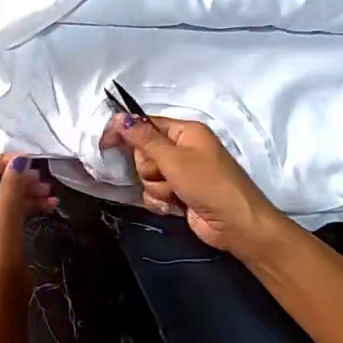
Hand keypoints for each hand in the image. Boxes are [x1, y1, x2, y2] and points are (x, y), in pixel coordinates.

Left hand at [0, 154, 57, 310]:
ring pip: (7, 198)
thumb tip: (20, 160)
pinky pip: (13, 213)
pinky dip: (29, 207)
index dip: (5, 162)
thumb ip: (12, 185)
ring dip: (28, 193)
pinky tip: (49, 205)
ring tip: (51, 193)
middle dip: (20, 179)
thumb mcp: (5, 216)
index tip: (30, 160)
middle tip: (44, 179)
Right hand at [101, 114, 287, 257]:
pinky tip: (174, 206)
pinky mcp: (177, 194)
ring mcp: (180, 173)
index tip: (106, 141)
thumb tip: (119, 117)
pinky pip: (153, 192)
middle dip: (149, 168)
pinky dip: (160, 200)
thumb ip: (144, 139)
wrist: (236, 225)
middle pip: (143, 152)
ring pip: (146, 175)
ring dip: (157, 187)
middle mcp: (182, 149)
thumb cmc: (209, 185)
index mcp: (186, 131)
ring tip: (175, 194)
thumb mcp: (175, 159)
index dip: (127, 132)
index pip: (147, 124)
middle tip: (166, 175)